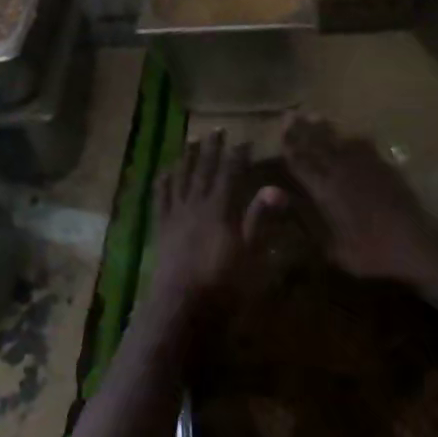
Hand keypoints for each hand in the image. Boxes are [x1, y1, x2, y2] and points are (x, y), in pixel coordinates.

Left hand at [150, 129, 282, 315]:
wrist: (180, 307)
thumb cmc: (222, 284)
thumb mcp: (250, 254)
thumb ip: (259, 219)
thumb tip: (276, 188)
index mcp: (220, 208)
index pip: (230, 173)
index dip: (238, 155)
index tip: (245, 138)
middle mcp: (196, 204)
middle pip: (204, 170)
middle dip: (211, 149)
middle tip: (216, 129)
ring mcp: (175, 215)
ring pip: (181, 178)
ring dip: (187, 158)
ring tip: (191, 141)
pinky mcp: (161, 229)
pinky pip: (161, 199)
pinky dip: (163, 183)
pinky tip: (164, 174)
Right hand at [282, 115, 437, 281]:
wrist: (413, 242)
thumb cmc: (371, 252)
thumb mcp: (332, 248)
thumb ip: (306, 225)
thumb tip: (277, 203)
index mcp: (325, 191)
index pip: (301, 163)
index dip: (289, 147)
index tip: (279, 132)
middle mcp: (342, 172)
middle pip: (317, 145)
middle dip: (301, 130)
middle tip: (290, 115)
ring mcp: (364, 165)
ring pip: (339, 140)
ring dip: (324, 128)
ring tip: (313, 116)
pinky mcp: (383, 166)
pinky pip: (364, 145)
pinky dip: (352, 138)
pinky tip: (350, 136)